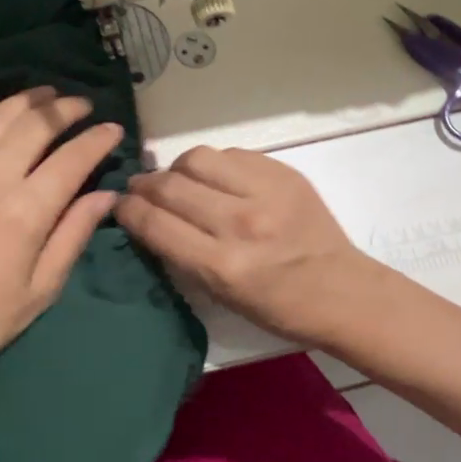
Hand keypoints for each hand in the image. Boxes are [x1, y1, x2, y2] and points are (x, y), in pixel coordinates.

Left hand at [0, 88, 123, 394]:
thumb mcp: (42, 288)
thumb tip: (106, 195)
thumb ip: (74, 234)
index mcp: (27, 211)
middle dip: (64, 109)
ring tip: (44, 94)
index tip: (114, 129)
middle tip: (83, 105)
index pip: (72, 158)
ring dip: (23, 100)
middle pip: (34, 125)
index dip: (98, 139)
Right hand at [115, 147, 379, 346]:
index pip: (156, 224)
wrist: (342, 290)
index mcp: (223, 266)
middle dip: (144, 185)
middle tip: (138, 188)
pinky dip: (213, 164)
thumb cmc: (277, 307)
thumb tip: (146, 217)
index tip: (119, 205)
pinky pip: (231, 154)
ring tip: (177, 180)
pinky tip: (213, 178)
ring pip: (198, 159)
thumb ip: (181, 254)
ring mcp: (266, 193)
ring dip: (177, 169)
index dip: (128, 210)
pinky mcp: (285, 173)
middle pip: (171, 186)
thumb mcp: (220, 296)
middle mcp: (241, 224)